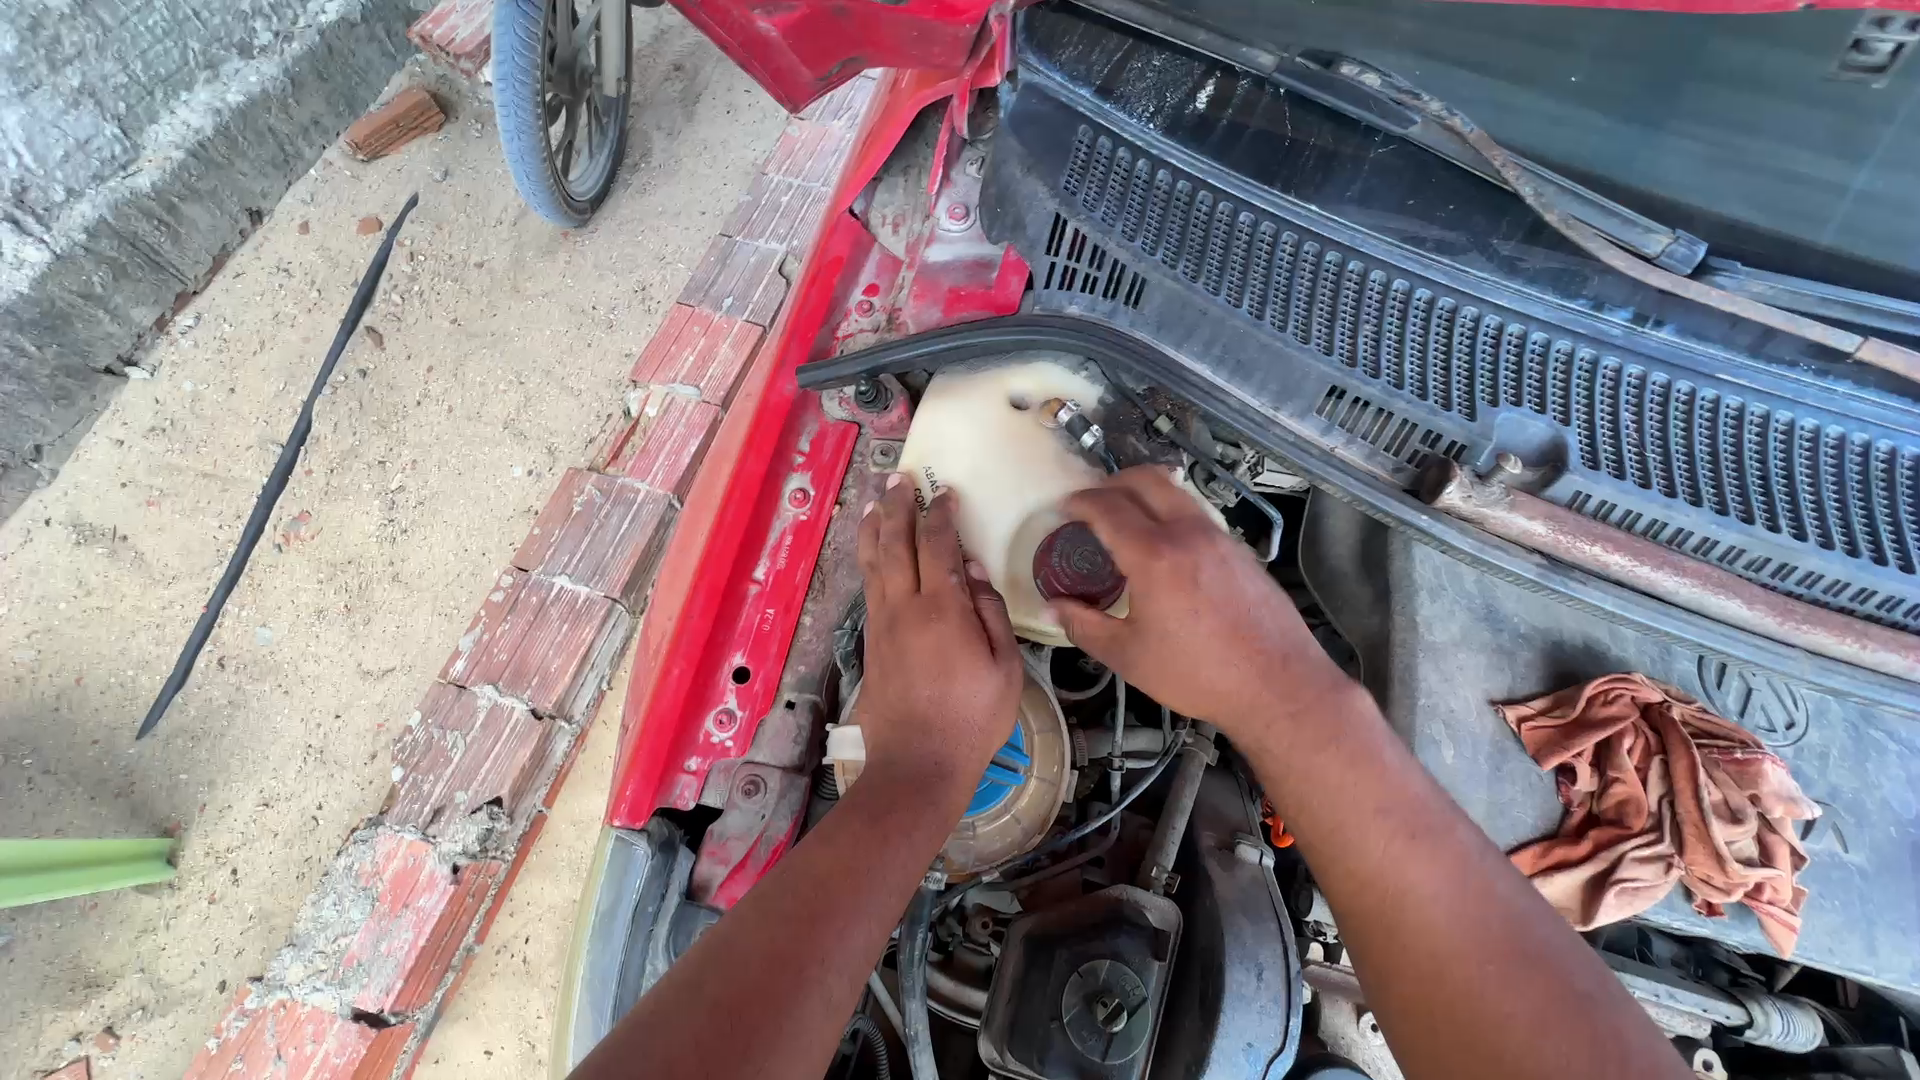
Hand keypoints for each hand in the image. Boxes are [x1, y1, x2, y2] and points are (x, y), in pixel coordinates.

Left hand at [853, 476, 1024, 806]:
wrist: (917, 765)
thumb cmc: (972, 719)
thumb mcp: (1005, 669)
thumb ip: (991, 613)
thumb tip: (973, 570)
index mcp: (943, 610)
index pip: (938, 546)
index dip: (940, 514)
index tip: (945, 492)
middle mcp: (905, 607)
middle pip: (895, 544)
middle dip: (897, 507)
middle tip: (899, 479)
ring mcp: (882, 624)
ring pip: (873, 564)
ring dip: (873, 529)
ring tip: (874, 503)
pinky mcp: (871, 642)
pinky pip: (869, 587)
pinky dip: (869, 561)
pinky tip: (873, 554)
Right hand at [1050, 466, 1356, 738]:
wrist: (1279, 686)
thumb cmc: (1198, 675)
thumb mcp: (1128, 656)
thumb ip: (1083, 625)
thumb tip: (1052, 606)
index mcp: (1154, 556)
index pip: (1108, 507)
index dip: (1080, 502)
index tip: (1064, 508)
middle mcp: (1188, 533)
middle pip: (1146, 479)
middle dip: (1111, 483)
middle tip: (1092, 503)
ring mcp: (1220, 538)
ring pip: (1176, 492)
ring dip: (1145, 492)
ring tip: (1127, 518)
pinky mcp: (1241, 550)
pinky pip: (1197, 514)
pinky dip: (1171, 513)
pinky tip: (1166, 547)